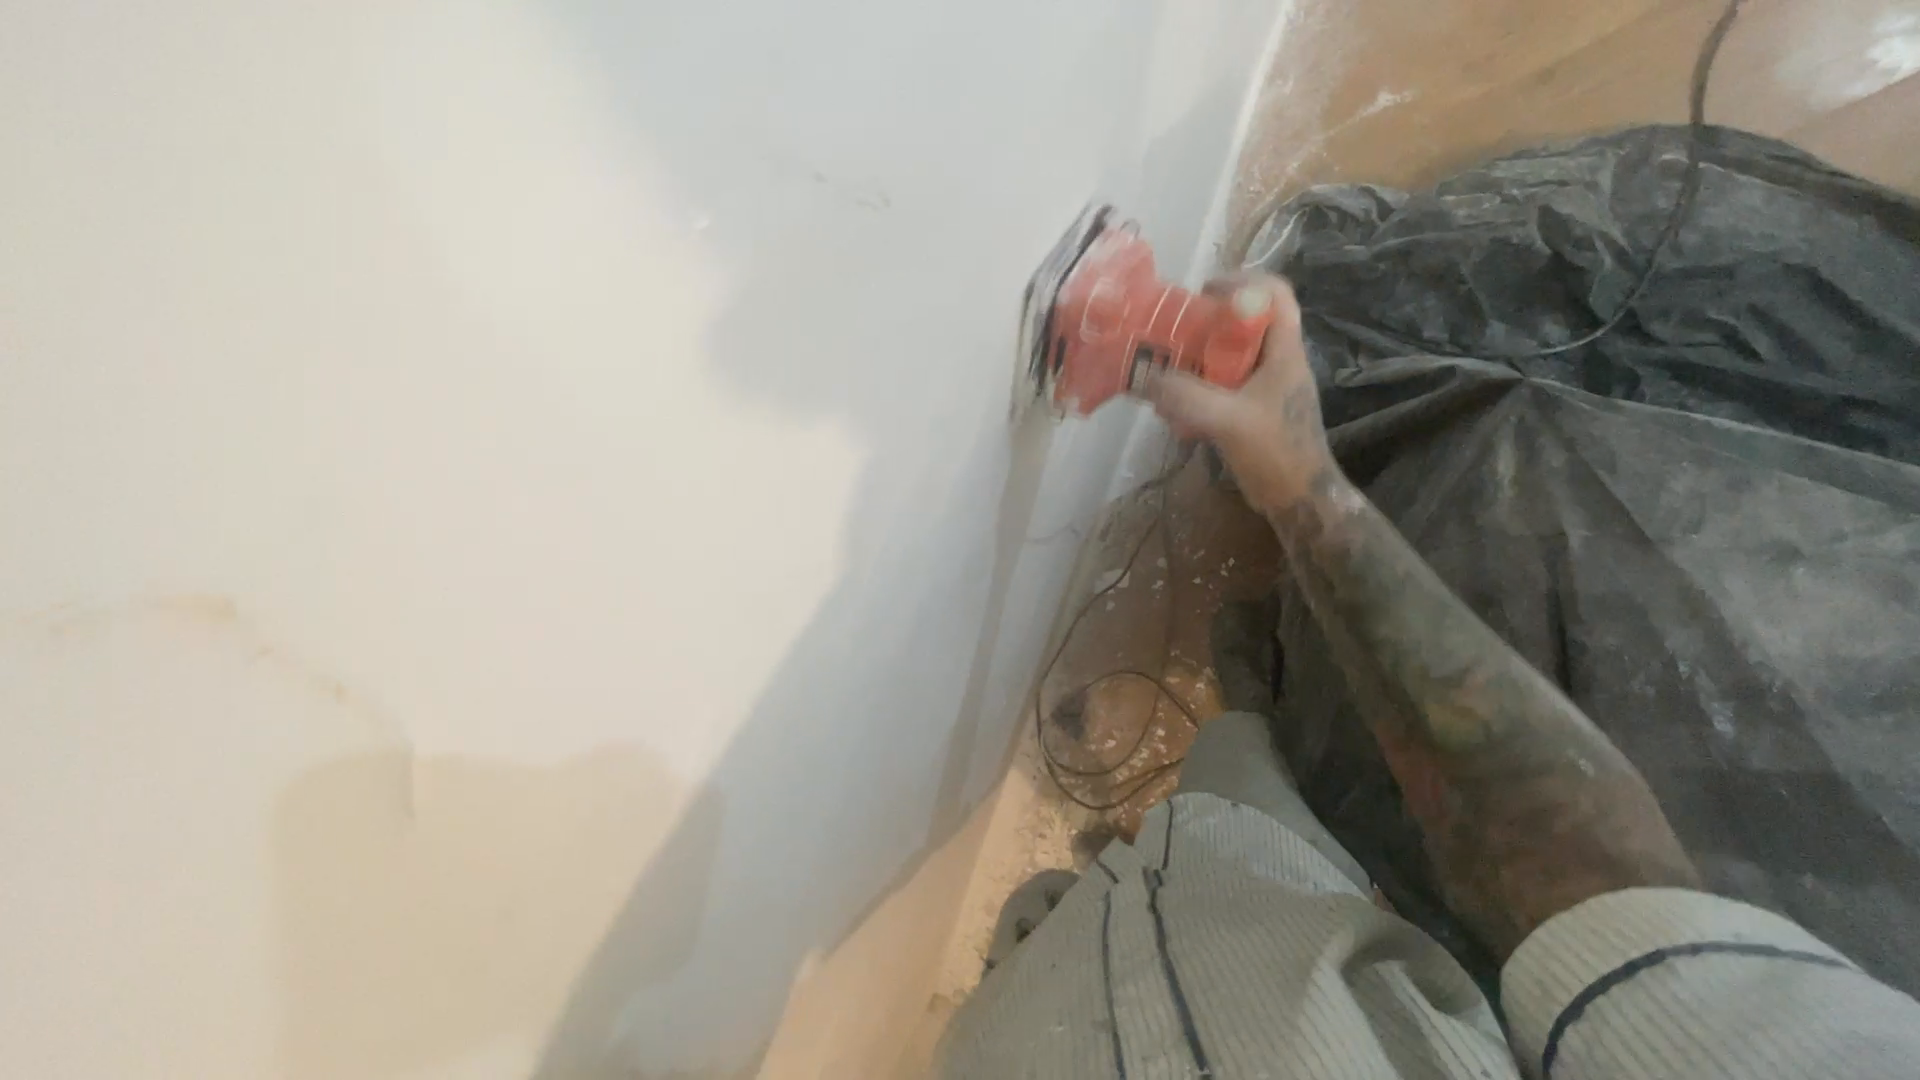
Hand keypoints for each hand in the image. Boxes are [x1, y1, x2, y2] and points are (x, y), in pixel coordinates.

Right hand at [1139, 274, 1333, 507]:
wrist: (1298, 499)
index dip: (1240, 282)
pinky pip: (1219, 389)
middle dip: (1203, 328)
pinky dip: (1194, 394)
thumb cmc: (1276, 453)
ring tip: (1163, 376)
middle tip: (1171, 337)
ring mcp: (1264, 388)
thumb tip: (1148, 379)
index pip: (1274, 294)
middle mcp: (1276, 362)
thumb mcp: (1229, 421)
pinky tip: (1173, 414)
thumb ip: (1187, 397)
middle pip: (1242, 325)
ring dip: (1193, 365)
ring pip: (1226, 359)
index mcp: (1284, 352)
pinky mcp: (1251, 411)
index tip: (1202, 294)